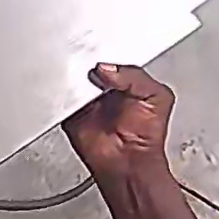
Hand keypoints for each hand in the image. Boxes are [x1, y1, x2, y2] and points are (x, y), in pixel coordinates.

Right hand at [64, 64, 173, 181]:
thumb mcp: (158, 97)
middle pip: (88, 66)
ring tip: (87, 89)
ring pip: (72, 79)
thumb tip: (107, 69)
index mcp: (124, 80)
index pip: (111, 58)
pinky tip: (74, 97)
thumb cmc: (146, 135)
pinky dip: (62, 95)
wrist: (128, 163)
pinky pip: (60, 98)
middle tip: (95, 75)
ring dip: (75, 80)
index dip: (107, 55)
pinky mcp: (69, 111)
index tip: (104, 58)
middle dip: (88, 65)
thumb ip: (136, 77)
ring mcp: (85, 99)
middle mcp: (103, 88)